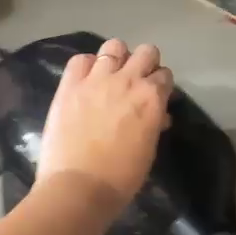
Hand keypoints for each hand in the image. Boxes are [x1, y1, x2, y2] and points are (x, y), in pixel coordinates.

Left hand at [37, 39, 172, 203]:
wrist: (78, 188)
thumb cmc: (122, 176)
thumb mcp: (149, 148)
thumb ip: (154, 123)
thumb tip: (157, 115)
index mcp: (153, 97)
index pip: (165, 75)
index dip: (161, 85)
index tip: (156, 96)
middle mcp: (128, 80)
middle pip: (147, 52)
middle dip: (146, 64)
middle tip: (137, 82)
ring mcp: (97, 80)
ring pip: (114, 46)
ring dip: (117, 58)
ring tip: (111, 75)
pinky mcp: (70, 86)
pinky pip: (79, 60)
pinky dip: (86, 66)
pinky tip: (86, 80)